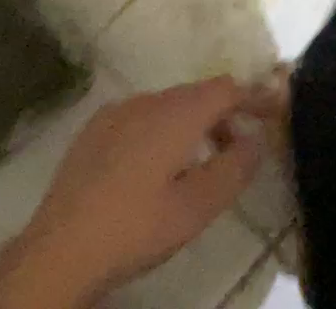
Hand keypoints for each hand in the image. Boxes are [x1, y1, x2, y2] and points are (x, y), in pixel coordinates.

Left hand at [0, 78, 267, 308]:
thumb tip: (256, 139)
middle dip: (223, 114)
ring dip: (192, 123)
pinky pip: (140, 116)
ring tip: (203, 162)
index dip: (252, 97)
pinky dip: (162, 129)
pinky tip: (158, 165)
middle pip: (195, 94)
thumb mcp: (195, 207)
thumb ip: (232, 169)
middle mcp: (144, 101)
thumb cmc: (136, 227)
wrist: (62, 246)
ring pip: (166, 105)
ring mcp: (114, 112)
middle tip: (241, 149)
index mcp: (173, 114)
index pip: (224, 89)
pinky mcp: (94, 129)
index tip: (273, 112)